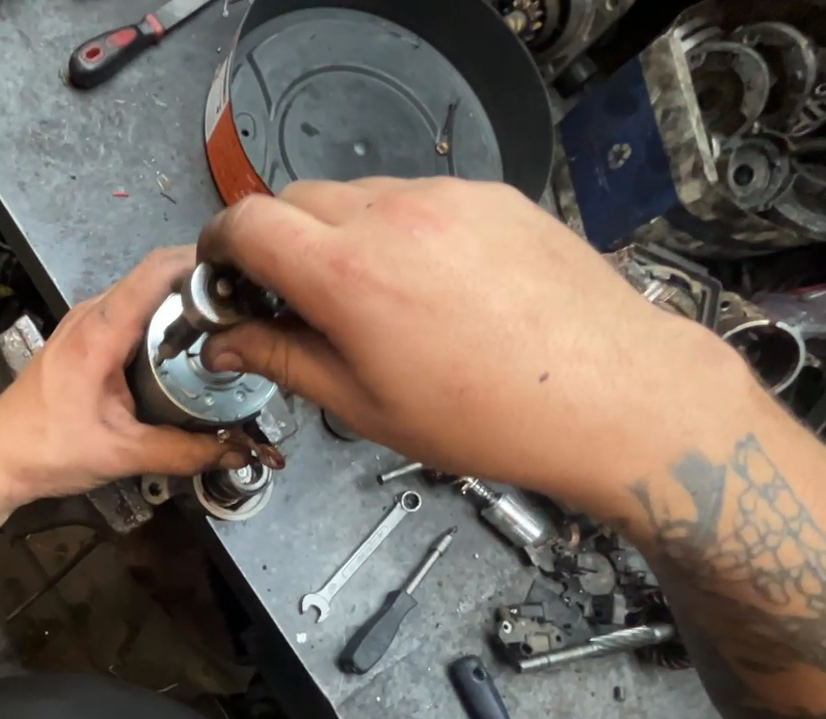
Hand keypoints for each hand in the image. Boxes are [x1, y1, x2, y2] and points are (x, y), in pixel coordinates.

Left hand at [0, 247, 239, 512]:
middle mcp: (89, 316)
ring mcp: (81, 326)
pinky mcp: (79, 342)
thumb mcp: (122, 453)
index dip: (202, 264)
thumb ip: (183, 452)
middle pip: (154, 280)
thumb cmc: (45, 449)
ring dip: (177, 311)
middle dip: (199, 291)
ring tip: (218, 335)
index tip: (241, 281)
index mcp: (99, 331)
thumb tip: (234, 453)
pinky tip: (176, 358)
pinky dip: (155, 328)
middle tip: (240, 318)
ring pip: (140, 300)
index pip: (158, 269)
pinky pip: (125, 319)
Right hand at [197, 178, 761, 510]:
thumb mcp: (358, 402)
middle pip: (293, 199)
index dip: (217, 245)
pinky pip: (411, 196)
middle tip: (282, 298)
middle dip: (270, 242)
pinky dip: (386, 229)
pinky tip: (415, 284)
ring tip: (357, 298)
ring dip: (330, 235)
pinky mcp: (488, 194)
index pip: (247, 223)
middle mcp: (393, 214)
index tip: (218, 274)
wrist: (609, 393)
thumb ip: (279, 358)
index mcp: (348, 272)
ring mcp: (446, 195)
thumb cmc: (477, 416)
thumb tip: (223, 343)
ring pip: (352, 195)